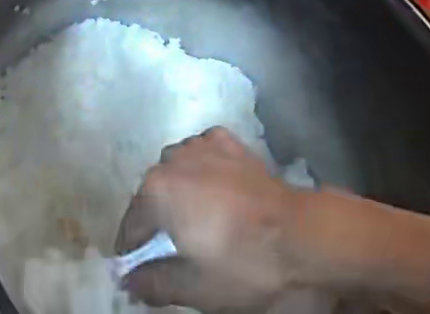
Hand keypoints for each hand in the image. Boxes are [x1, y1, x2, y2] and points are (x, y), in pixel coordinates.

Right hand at [115, 127, 307, 312]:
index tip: (139, 272)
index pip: (131, 225)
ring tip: (198, 219)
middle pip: (151, 193)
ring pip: (175, 168)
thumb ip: (154, 282)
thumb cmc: (244, 265)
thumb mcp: (196, 288)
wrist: (302, 235)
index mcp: (156, 191)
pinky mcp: (226, 141)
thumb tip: (127, 280)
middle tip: (174, 250)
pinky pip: (202, 153)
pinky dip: (202, 169)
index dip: (132, 251)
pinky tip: (217, 189)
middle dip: (157, 219)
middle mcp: (171, 159)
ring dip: (178, 190)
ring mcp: (200, 144)